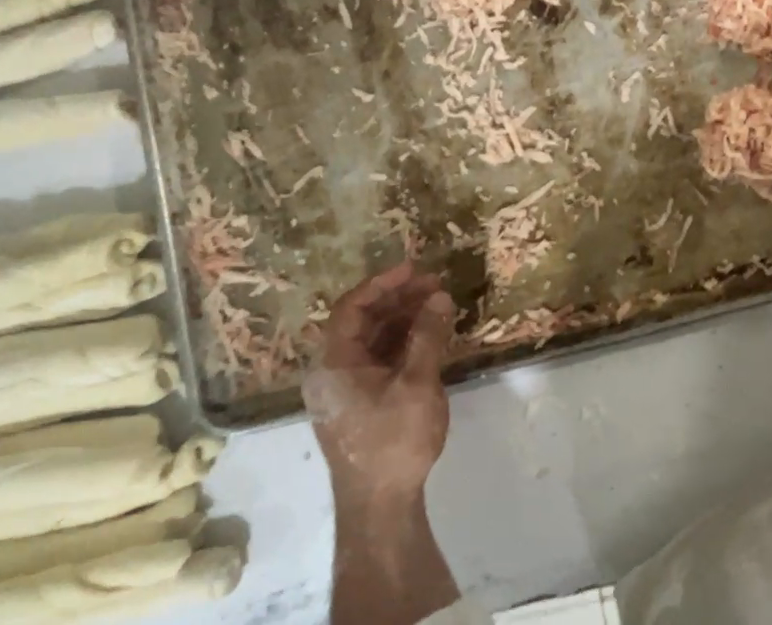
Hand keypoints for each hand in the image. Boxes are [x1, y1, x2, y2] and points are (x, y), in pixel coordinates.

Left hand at [304, 262, 455, 504]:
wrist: (380, 502)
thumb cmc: (394, 439)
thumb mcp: (417, 383)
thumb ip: (427, 336)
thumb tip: (439, 297)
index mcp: (334, 364)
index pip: (351, 309)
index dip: (382, 284)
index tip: (415, 268)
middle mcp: (332, 373)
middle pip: (361, 323)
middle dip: (397, 300)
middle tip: (435, 284)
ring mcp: (345, 390)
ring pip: (371, 342)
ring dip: (403, 320)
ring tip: (438, 306)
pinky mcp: (361, 404)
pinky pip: (378, 360)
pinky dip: (403, 343)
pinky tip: (430, 337)